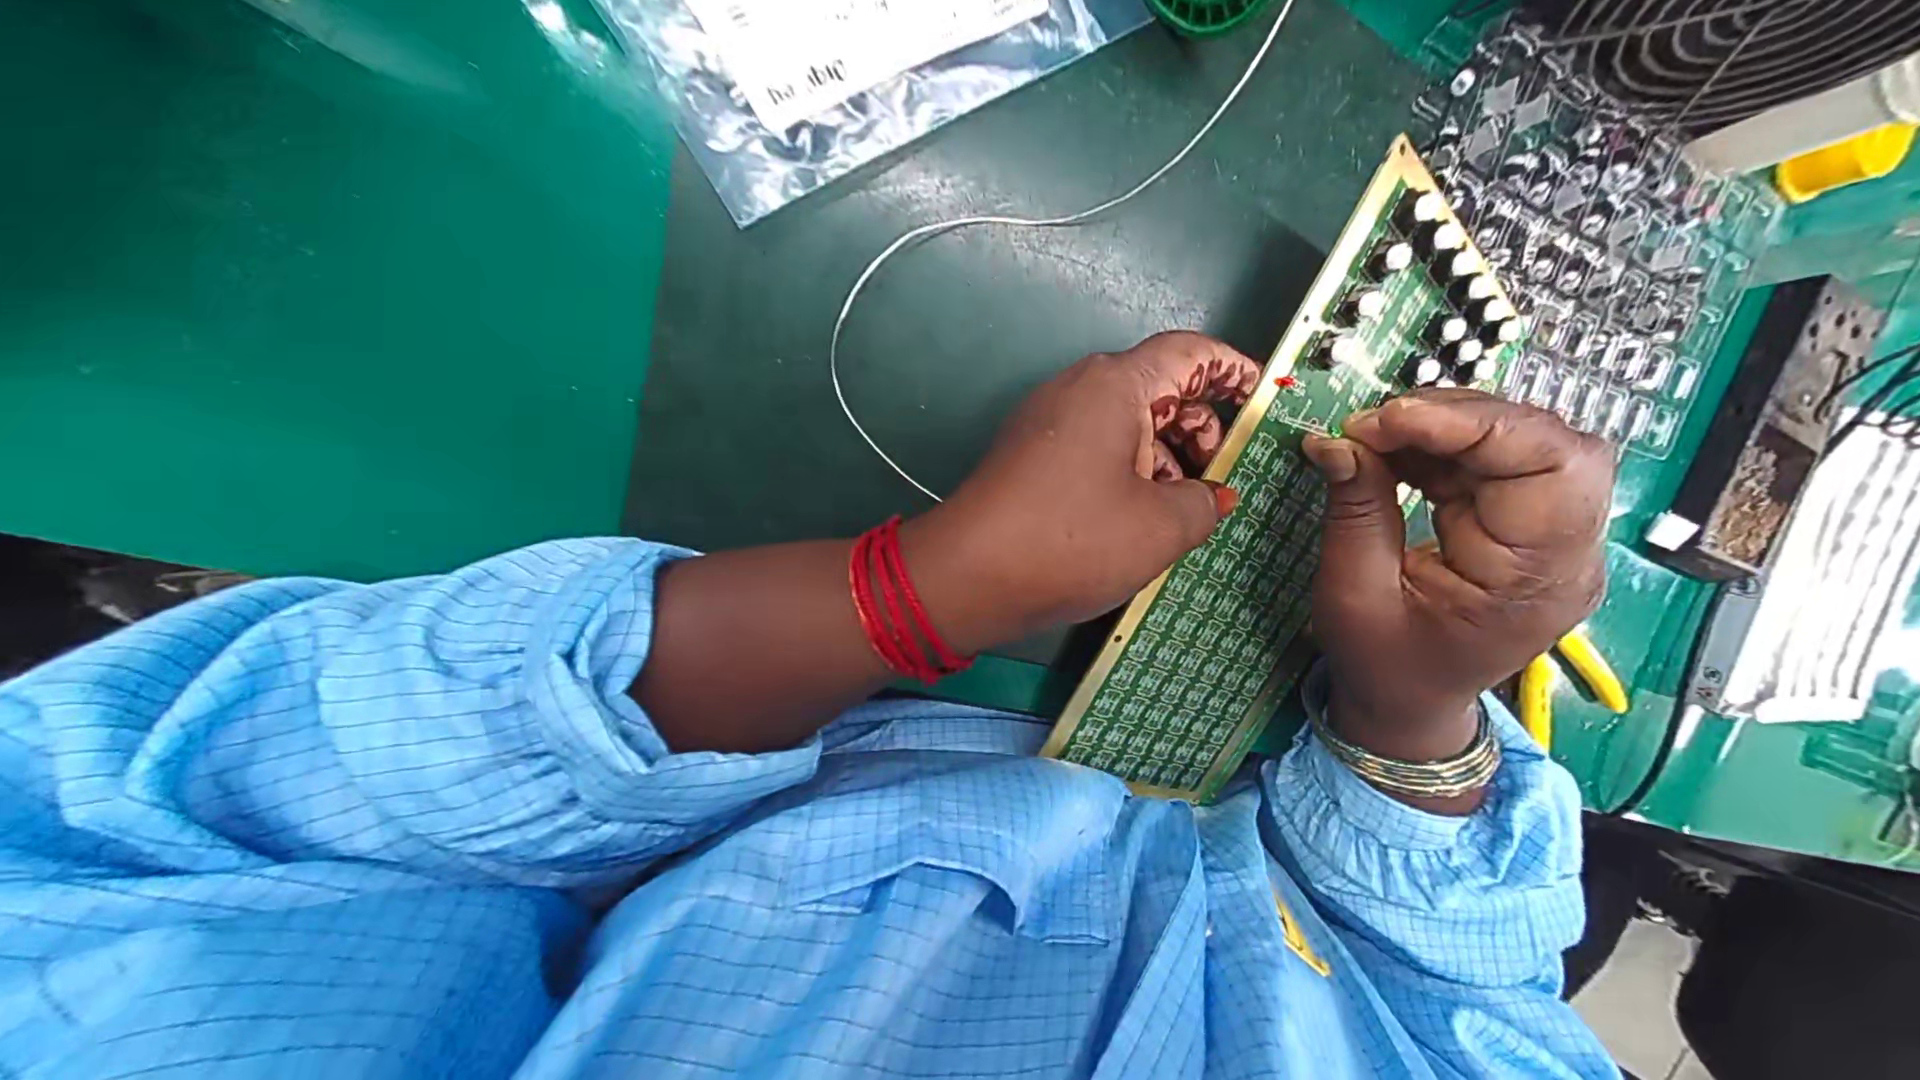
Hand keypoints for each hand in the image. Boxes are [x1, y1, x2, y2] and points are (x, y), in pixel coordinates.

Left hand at [903, 331, 1258, 651]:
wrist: (968, 576)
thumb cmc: (1073, 540)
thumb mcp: (1162, 526)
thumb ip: (1205, 502)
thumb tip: (1212, 495)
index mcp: (1114, 385)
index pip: (1189, 353)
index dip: (1233, 371)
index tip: (1262, 401)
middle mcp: (1076, 390)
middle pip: (1156, 390)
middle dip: (1199, 429)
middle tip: (1221, 477)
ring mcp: (1047, 423)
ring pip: (1124, 426)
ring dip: (1163, 459)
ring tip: (1182, 510)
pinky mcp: (1029, 456)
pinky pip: (1093, 450)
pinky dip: (1125, 473)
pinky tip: (1137, 518)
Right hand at [1301, 390, 1612, 761]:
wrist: (1406, 705)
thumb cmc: (1382, 662)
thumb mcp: (1353, 590)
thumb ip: (1354, 510)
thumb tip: (1334, 441)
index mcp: (1539, 577)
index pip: (1548, 464)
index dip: (1470, 425)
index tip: (1381, 421)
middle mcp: (1564, 549)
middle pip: (1547, 443)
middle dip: (1458, 419)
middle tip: (1373, 424)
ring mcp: (1546, 536)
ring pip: (1520, 445)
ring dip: (1444, 428)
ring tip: (1375, 434)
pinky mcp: (1517, 528)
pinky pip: (1490, 465)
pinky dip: (1438, 448)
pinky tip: (1393, 450)